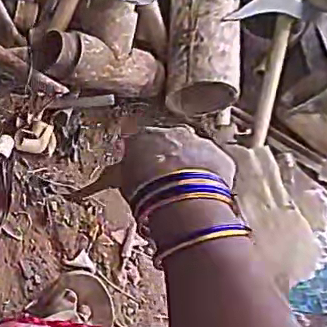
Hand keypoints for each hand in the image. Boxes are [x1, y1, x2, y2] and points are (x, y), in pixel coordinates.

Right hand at [118, 125, 235, 202]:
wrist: (180, 194)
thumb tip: (105, 179)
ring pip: (192, 151)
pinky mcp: (221, 157)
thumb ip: (117, 173)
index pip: (137, 140)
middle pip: (168, 142)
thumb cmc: (144, 185)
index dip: (137, 155)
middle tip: (160, 177)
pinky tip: (198, 190)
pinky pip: (213, 165)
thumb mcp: (119, 180)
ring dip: (187, 165)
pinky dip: (207, 175)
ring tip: (180, 187)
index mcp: (143, 134)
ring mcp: (199, 142)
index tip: (137, 167)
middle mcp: (172, 132)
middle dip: (165, 156)